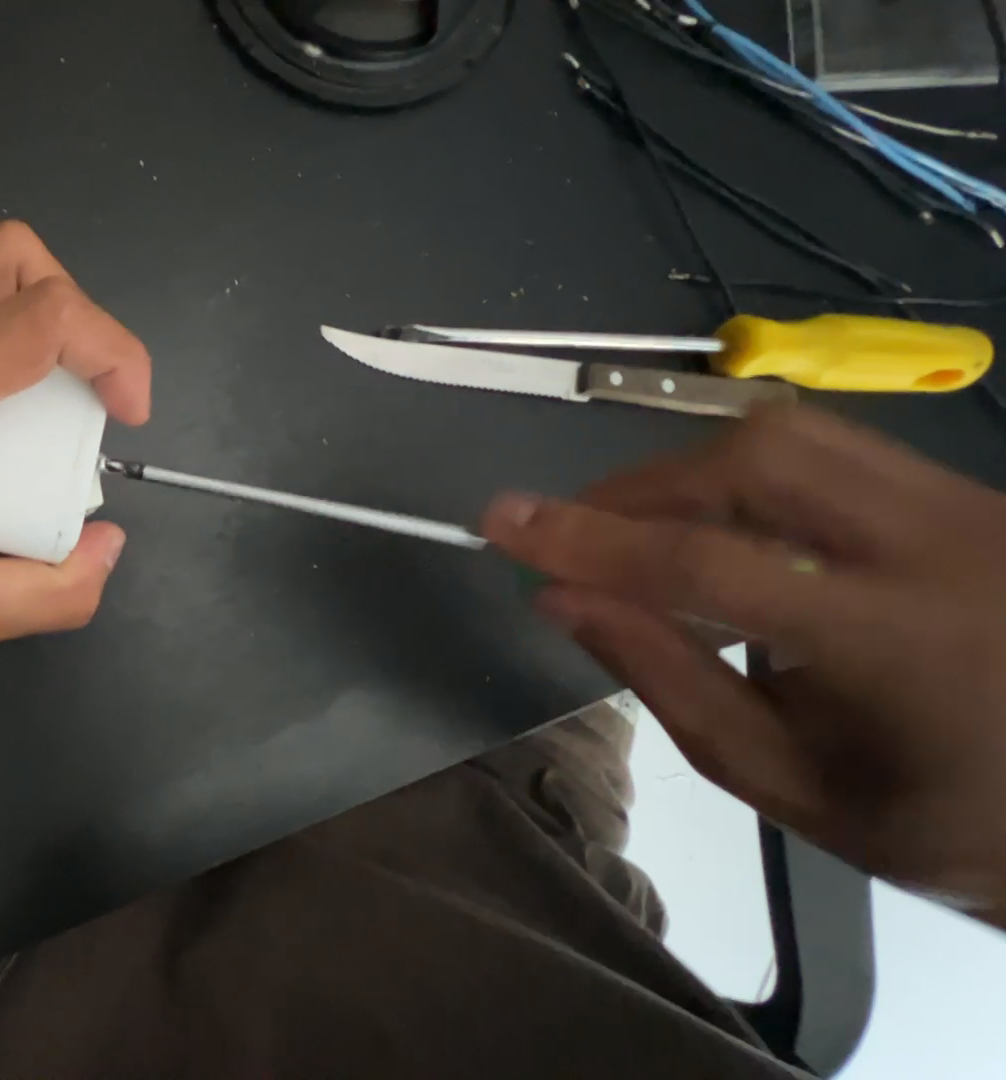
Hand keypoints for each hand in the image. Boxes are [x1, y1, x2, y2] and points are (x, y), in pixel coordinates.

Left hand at [0, 222, 150, 694]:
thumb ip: (58, 592)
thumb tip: (108, 546)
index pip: (46, 314)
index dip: (116, 351)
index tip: (128, 419)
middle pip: (10, 257)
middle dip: (76, 310)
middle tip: (86, 394)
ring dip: (37, 323)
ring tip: (51, 410)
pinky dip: (0, 345)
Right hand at [482, 404, 1005, 920]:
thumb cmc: (939, 818)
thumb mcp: (778, 776)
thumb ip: (661, 677)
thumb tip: (559, 598)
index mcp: (902, 645)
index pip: (705, 564)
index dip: (587, 539)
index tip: (500, 522)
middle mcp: (951, 550)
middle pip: (757, 460)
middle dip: (638, 487)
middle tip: (576, 533)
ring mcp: (975, 511)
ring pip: (793, 436)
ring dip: (683, 473)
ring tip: (636, 527)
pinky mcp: (972, 498)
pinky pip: (827, 454)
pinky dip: (737, 479)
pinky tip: (713, 529)